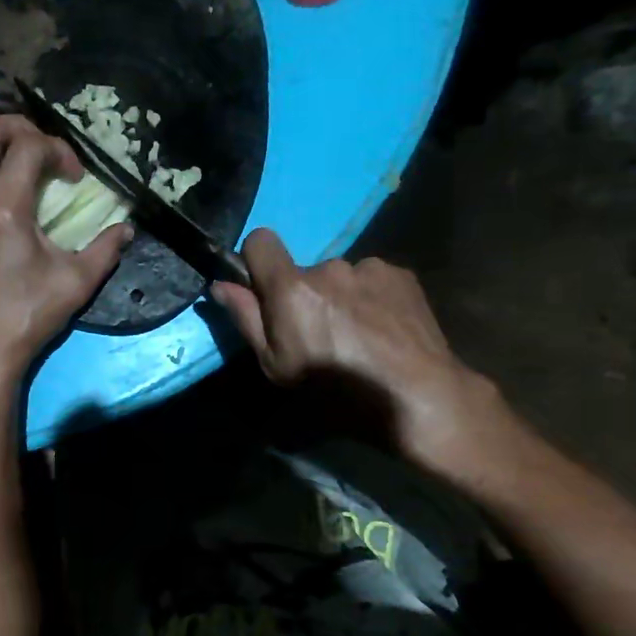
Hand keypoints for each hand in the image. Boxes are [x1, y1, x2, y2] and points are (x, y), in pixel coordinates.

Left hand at [0, 115, 131, 386]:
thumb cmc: (29, 315)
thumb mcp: (77, 282)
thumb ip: (106, 248)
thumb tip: (127, 228)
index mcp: (3, 209)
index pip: (27, 146)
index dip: (59, 148)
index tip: (76, 177)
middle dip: (19, 127)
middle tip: (46, 149)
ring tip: (26, 162)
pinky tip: (8, 188)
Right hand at [212, 228, 499, 465]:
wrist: (416, 396)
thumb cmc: (335, 390)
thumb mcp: (276, 365)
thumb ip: (246, 318)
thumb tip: (219, 285)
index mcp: (291, 288)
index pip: (260, 240)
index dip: (256, 259)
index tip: (263, 288)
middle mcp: (328, 267)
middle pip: (303, 270)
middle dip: (304, 293)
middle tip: (319, 333)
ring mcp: (368, 268)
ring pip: (340, 277)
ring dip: (340, 296)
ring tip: (358, 335)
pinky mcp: (400, 274)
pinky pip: (371, 279)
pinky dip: (370, 297)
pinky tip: (383, 329)